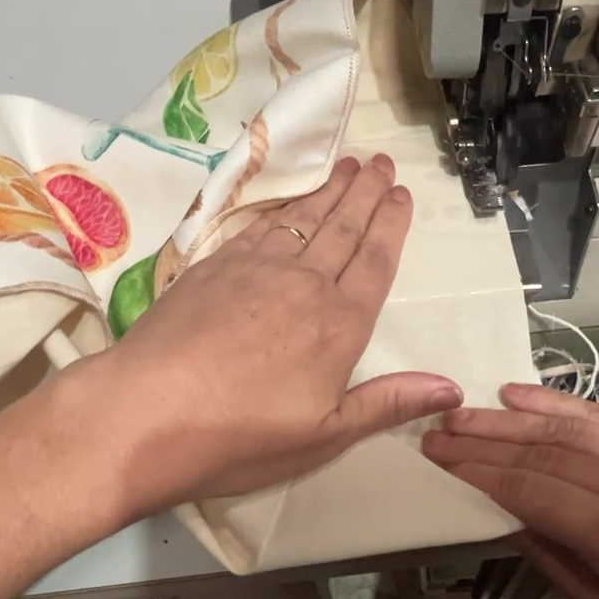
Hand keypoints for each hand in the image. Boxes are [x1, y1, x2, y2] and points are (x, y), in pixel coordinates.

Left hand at [90, 155, 461, 518]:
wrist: (145, 412)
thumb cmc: (241, 435)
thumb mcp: (325, 435)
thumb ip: (388, 403)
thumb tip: (453, 388)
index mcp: (339, 326)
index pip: (375, 262)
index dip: (392, 225)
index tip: (402, 194)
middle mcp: (304, 285)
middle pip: (344, 229)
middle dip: (367, 193)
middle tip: (382, 162)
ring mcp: (255, 269)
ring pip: (304, 219)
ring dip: (330, 190)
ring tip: (350, 165)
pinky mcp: (213, 265)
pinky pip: (260, 225)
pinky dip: (283, 207)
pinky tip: (289, 202)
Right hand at [422, 383, 598, 598]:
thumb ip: (543, 549)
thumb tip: (494, 504)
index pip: (535, 490)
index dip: (481, 472)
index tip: (440, 457)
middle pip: (549, 450)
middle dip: (486, 439)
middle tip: (442, 430)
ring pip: (573, 425)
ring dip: (512, 416)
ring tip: (468, 410)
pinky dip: (559, 402)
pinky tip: (519, 394)